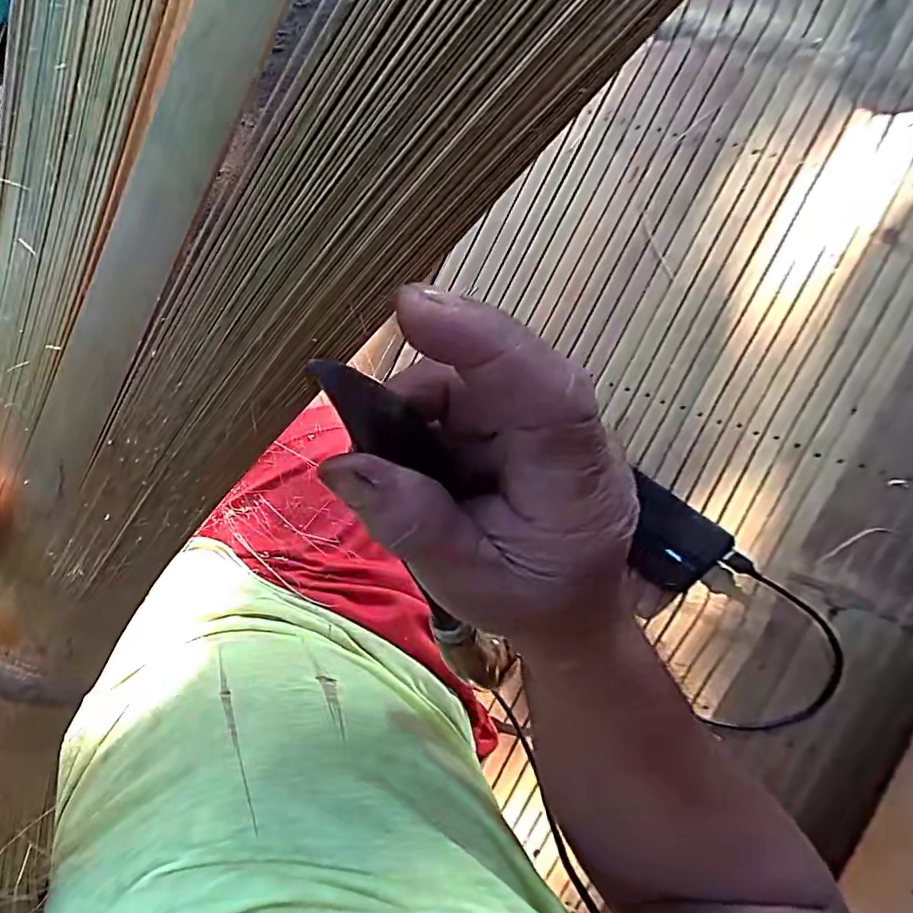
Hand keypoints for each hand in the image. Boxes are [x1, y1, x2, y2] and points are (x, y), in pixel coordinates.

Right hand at [319, 286, 637, 648]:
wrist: (559, 606)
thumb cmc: (526, 597)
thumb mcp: (462, 578)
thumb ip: (408, 522)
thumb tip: (341, 464)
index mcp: (571, 474)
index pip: (542, 388)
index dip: (478, 338)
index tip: (411, 305)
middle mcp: (556, 428)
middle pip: (481, 372)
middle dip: (410, 400)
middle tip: (371, 450)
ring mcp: (526, 417)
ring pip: (449, 381)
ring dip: (399, 420)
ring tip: (397, 481)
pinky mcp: (498, 417)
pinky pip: (438, 396)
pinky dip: (402, 423)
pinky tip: (404, 464)